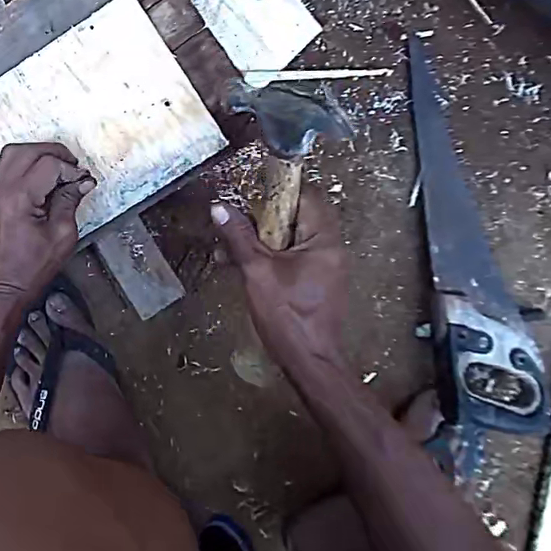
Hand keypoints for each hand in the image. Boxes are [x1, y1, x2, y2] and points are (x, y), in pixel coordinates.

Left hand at [0, 142, 95, 304]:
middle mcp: (2, 190)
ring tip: (58, 167)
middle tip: (73, 167)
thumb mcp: (63, 233)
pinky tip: (41, 175)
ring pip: (13, 152)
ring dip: (37, 153)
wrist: (8, 283)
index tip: (82, 181)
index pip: (48, 164)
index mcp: (19, 198)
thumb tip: (82, 180)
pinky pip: (6, 165)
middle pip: (28, 150)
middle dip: (55, 153)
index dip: (70, 169)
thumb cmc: (34, 265)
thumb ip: (70, 200)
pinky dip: (24, 162)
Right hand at [211, 189, 354, 371]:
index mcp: (324, 240)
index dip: (280, 187)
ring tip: (231, 244)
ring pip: (292, 236)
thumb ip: (239, 237)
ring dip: (262, 236)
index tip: (251, 188)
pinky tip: (241, 263)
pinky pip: (292, 255)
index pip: (308, 196)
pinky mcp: (316, 281)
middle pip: (298, 215)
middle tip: (236, 217)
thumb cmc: (287, 315)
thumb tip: (219, 208)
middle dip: (264, 214)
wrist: (309, 363)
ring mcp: (325, 266)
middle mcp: (331, 249)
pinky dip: (270, 253)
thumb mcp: (256, 271)